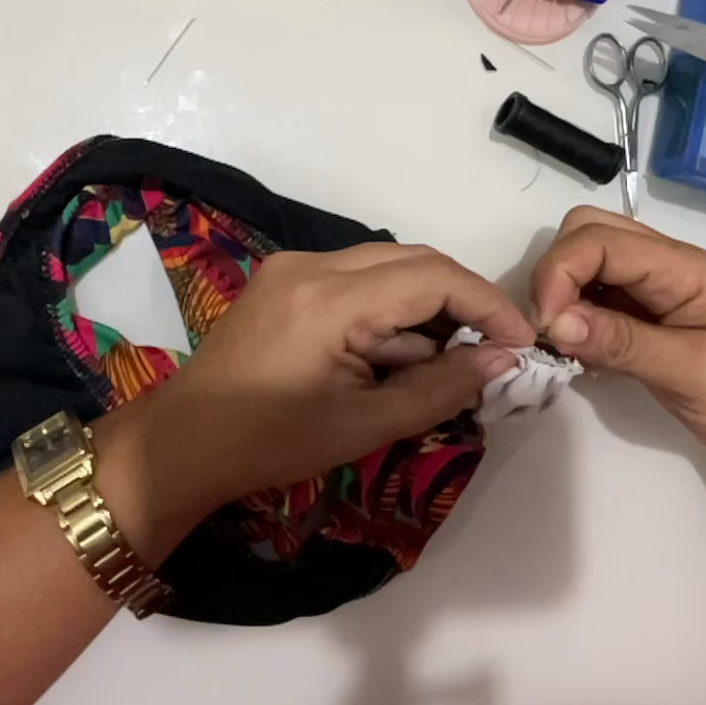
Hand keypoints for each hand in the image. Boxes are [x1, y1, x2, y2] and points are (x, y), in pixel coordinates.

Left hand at [100, 243, 531, 552]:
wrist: (183, 442)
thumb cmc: (270, 444)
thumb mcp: (363, 425)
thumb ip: (439, 387)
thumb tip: (502, 359)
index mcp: (330, 298)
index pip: (433, 277)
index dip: (486, 305)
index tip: (522, 343)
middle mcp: (312, 264)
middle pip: (413, 260)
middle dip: (461, 301)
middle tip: (493, 349)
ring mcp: (293, 266)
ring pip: (386, 266)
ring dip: (425, 304)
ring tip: (448, 359)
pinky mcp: (284, 279)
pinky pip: (356, 278)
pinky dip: (389, 306)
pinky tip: (397, 350)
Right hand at [530, 207, 705, 460]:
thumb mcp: (692, 374)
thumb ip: (622, 342)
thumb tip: (553, 322)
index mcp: (686, 268)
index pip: (600, 240)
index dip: (559, 272)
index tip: (544, 325)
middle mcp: (666, 265)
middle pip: (588, 232)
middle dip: (556, 271)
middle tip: (549, 327)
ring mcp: (655, 288)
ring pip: (587, 259)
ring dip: (562, 291)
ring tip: (561, 341)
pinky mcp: (644, 313)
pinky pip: (594, 292)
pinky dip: (573, 312)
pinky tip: (579, 348)